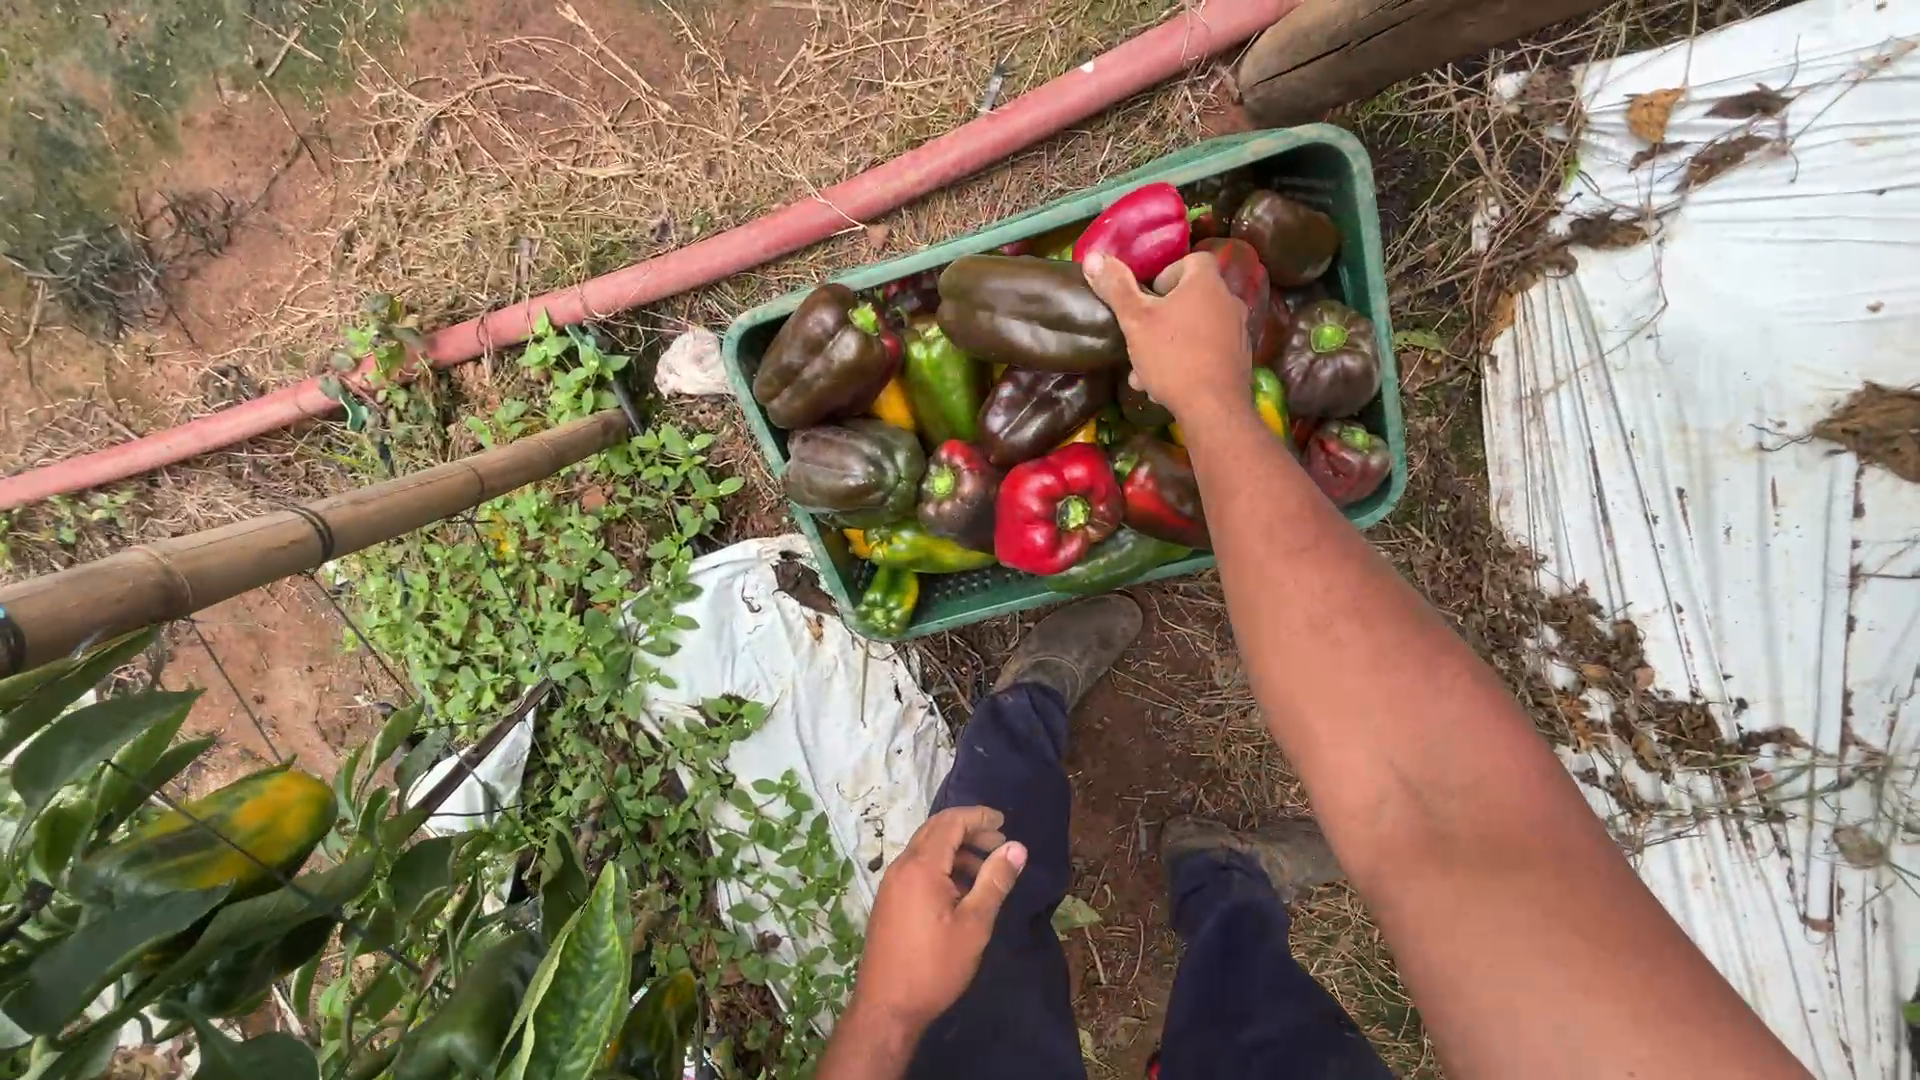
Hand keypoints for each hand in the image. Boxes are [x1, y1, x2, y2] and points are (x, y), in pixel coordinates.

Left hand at [850, 806, 1026, 1033]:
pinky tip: (961, 890)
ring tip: (986, 869)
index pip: (951, 822)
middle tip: (1000, 843)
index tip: (1004, 822)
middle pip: (936, 830)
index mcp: (921, 866)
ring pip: (926, 849)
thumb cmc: (934, 967)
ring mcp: (892, 884)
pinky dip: (942, 866)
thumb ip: (995, 881)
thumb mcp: (974, 925)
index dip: (979, 817)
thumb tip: (1017, 847)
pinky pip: (918, 867)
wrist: (886, 1009)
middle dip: (969, 830)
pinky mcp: (890, 901)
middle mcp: (902, 866)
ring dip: (957, 850)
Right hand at [1084, 250, 1252, 423]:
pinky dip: (1188, 363)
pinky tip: (1165, 386)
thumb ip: (1116, 288)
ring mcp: (1238, 332)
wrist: (1213, 406)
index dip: (1168, 275)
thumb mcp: (1135, 320)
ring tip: (1146, 370)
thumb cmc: (1172, 355)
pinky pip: (1208, 353)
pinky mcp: (1239, 361)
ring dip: (1171, 345)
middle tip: (1142, 336)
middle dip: (1164, 317)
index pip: (1192, 261)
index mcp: (1206, 283)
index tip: (1149, 297)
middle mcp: (1229, 301)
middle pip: (1192, 299)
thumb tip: (1094, 258)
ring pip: (1197, 330)